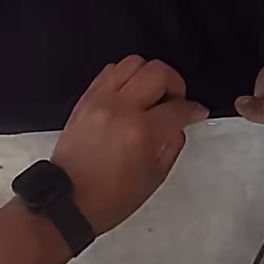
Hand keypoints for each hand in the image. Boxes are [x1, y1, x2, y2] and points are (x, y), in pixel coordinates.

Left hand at [52, 55, 209, 233]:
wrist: (66, 200)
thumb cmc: (112, 197)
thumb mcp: (154, 177)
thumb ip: (172, 144)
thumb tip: (178, 124)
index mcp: (141, 132)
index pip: (178, 108)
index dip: (194, 110)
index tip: (197, 113)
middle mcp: (121, 108)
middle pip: (158, 72)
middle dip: (176, 83)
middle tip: (175, 101)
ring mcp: (100, 100)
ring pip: (134, 62)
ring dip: (150, 75)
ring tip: (151, 95)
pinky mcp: (85, 98)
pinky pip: (111, 70)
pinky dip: (126, 76)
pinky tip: (130, 94)